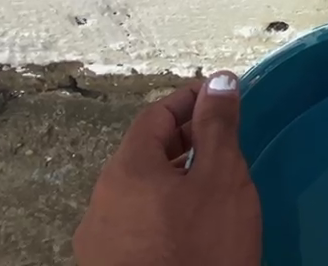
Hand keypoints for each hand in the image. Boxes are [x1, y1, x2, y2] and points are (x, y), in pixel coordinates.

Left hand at [74, 72, 261, 265]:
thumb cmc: (202, 246)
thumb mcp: (222, 177)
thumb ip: (217, 125)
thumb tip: (218, 81)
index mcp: (124, 173)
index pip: (155, 114)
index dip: (193, 98)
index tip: (229, 97)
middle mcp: (100, 205)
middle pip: (144, 151)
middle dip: (187, 135)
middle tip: (229, 137)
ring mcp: (98, 245)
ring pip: (139, 187)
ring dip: (177, 171)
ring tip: (217, 178)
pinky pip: (136, 219)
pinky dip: (165, 205)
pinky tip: (195, 221)